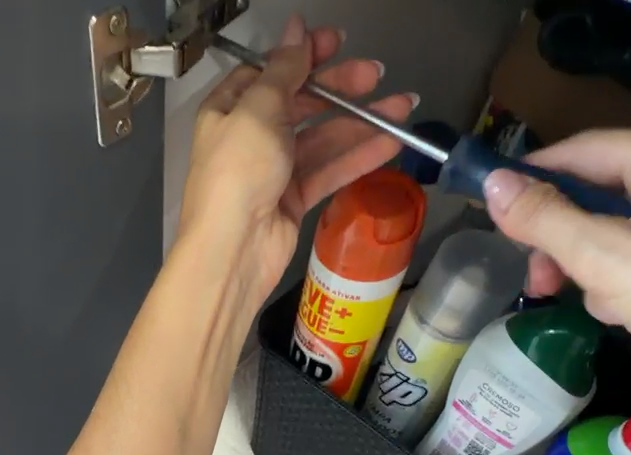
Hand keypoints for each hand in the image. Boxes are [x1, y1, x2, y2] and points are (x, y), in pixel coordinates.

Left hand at [176, 16, 416, 304]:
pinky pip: (329, 171)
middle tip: (374, 74)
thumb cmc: (237, 173)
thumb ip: (283, 69)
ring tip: (402, 107)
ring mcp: (272, 172)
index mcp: (229, 111)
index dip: (303, 57)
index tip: (336, 43)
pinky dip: (358, 156)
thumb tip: (295, 28)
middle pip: (300, 104)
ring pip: (321, 139)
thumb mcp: (258, 110)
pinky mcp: (293, 201)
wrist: (233, 249)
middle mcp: (249, 139)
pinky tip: (391, 141)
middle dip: (338, 88)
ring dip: (360, 122)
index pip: (269, 74)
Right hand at [485, 126, 630, 413]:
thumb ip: (544, 220)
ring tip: (601, 305)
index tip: (493, 210)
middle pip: (604, 194)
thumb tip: (493, 185)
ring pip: (626, 228)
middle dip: (565, 240)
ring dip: (598, 267)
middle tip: (541, 283)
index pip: (583, 150)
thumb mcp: (604, 256)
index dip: (532, 177)